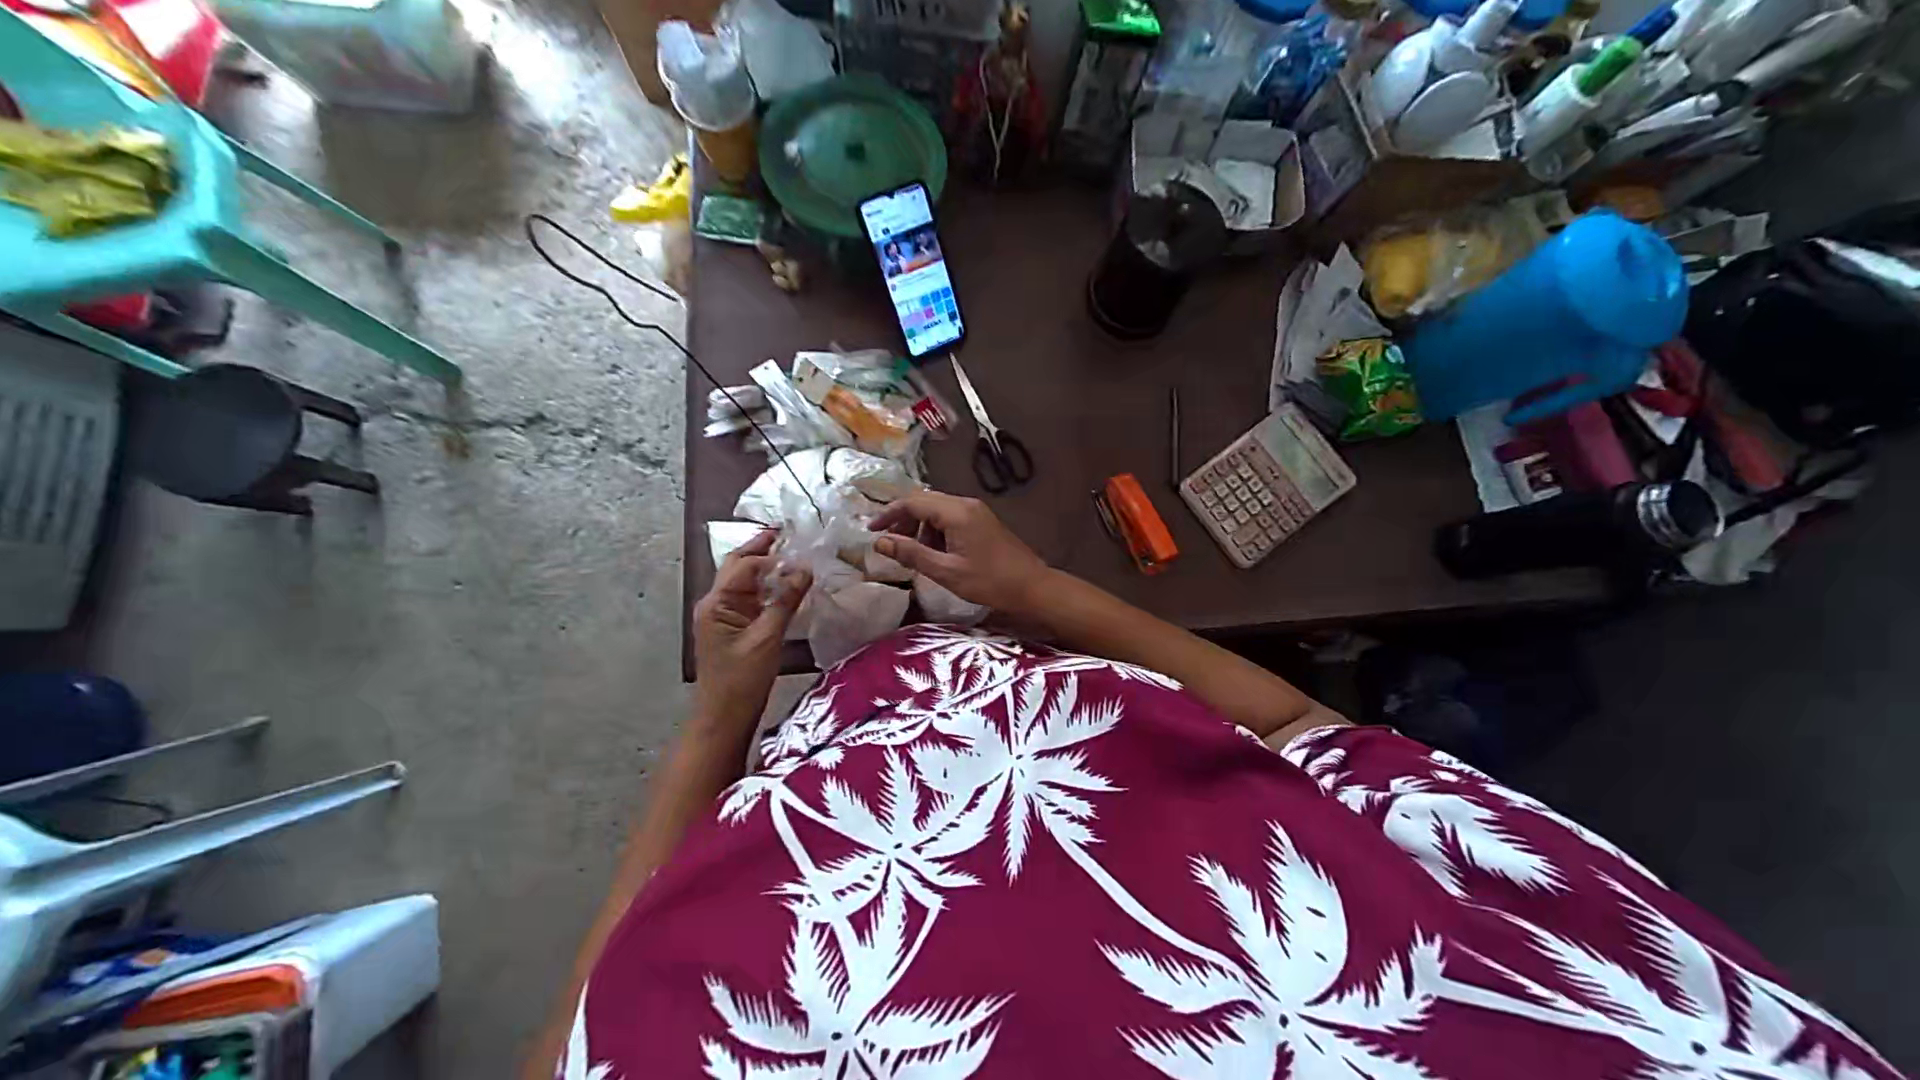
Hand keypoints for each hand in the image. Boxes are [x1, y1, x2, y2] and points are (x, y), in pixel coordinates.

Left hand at [693, 530, 810, 731]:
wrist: (725, 717)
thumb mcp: (767, 638)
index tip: (801, 549)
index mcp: (716, 603)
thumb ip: (785, 601)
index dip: (772, 556)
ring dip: (766, 567)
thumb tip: (804, 569)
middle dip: (762, 549)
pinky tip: (787, 586)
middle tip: (789, 534)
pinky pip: (751, 599)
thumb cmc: (742, 680)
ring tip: (793, 555)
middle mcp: (715, 603)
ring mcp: (723, 615)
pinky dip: (767, 588)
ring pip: (744, 581)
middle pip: (738, 566)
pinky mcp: (733, 628)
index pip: (745, 566)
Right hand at [869, 492, 1051, 616]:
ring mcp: (976, 511)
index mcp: (956, 512)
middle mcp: (965, 504)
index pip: (913, 502)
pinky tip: (936, 554)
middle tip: (890, 545)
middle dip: (903, 521)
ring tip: (914, 554)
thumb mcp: (945, 571)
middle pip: (924, 502)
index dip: (889, 514)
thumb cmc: (989, 581)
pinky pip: (950, 518)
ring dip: (920, 528)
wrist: (1032, 586)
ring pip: (937, 511)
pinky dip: (936, 532)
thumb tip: (881, 542)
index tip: (871, 531)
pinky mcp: (982, 521)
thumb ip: (912, 554)